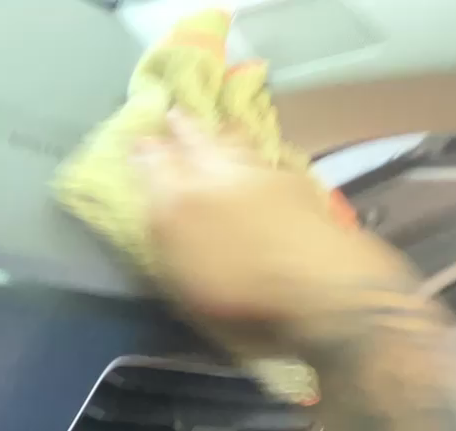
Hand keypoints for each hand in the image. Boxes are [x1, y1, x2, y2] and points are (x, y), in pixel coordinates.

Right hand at [134, 112, 421, 338]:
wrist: (320, 288)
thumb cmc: (235, 293)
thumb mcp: (178, 275)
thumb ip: (163, 234)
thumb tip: (148, 203)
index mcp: (181, 202)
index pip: (155, 166)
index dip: (144, 151)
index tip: (135, 137)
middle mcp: (220, 178)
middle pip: (199, 143)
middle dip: (184, 128)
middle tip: (175, 113)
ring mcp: (262, 178)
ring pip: (236, 145)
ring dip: (222, 132)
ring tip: (217, 124)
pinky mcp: (297, 186)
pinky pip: (265, 158)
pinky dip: (254, 151)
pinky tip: (254, 154)